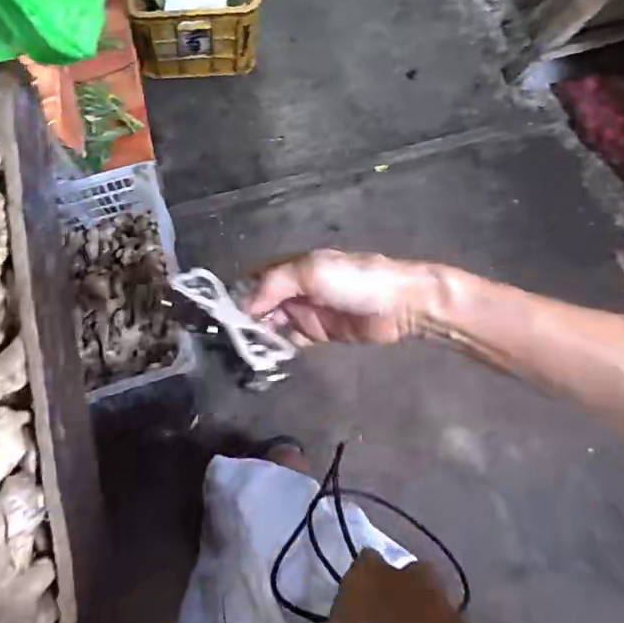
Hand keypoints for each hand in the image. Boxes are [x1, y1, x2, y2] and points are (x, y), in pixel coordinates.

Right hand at [246, 250, 439, 345]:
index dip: (238, 295)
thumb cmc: (356, 280)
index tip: (222, 317)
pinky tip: (267, 355)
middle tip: (230, 340)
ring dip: (259, 334)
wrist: (401, 304)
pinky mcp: (317, 333)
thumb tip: (245, 304)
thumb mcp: (311, 271)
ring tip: (244, 351)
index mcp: (290, 267)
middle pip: (259, 303)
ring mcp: (305, 311)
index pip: (254, 279)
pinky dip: (278, 346)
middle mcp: (293, 288)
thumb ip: (274, 283)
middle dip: (245, 318)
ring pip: (272, 323)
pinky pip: (290, 339)